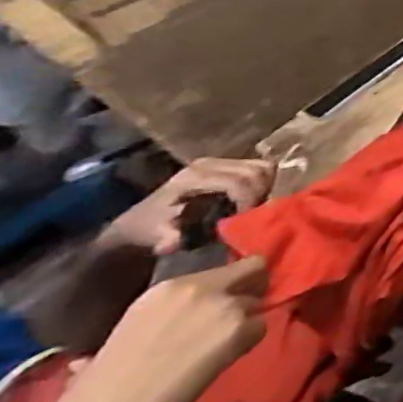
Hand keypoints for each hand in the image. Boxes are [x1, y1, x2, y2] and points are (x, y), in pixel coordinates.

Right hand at [4, 257, 270, 401]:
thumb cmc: (108, 378)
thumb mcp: (140, 321)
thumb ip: (176, 306)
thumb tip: (199, 308)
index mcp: (171, 284)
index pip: (226, 266)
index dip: (233, 281)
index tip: (231, 294)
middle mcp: (202, 287)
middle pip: (255, 269)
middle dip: (255, 286)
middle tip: (244, 310)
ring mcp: (223, 306)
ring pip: (257, 303)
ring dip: (246, 321)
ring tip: (220, 345)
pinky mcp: (237, 329)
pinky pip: (260, 328)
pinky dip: (248, 343)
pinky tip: (223, 359)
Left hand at [103, 157, 274, 254]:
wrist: (137, 220)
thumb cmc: (148, 229)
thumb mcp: (155, 237)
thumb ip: (171, 237)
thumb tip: (182, 240)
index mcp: (195, 177)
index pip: (240, 181)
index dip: (250, 202)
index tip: (248, 223)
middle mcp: (210, 163)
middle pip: (257, 170)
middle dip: (262, 194)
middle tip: (255, 216)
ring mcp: (219, 161)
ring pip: (263, 167)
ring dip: (265, 188)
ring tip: (254, 208)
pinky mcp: (226, 164)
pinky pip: (258, 168)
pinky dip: (262, 184)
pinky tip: (251, 201)